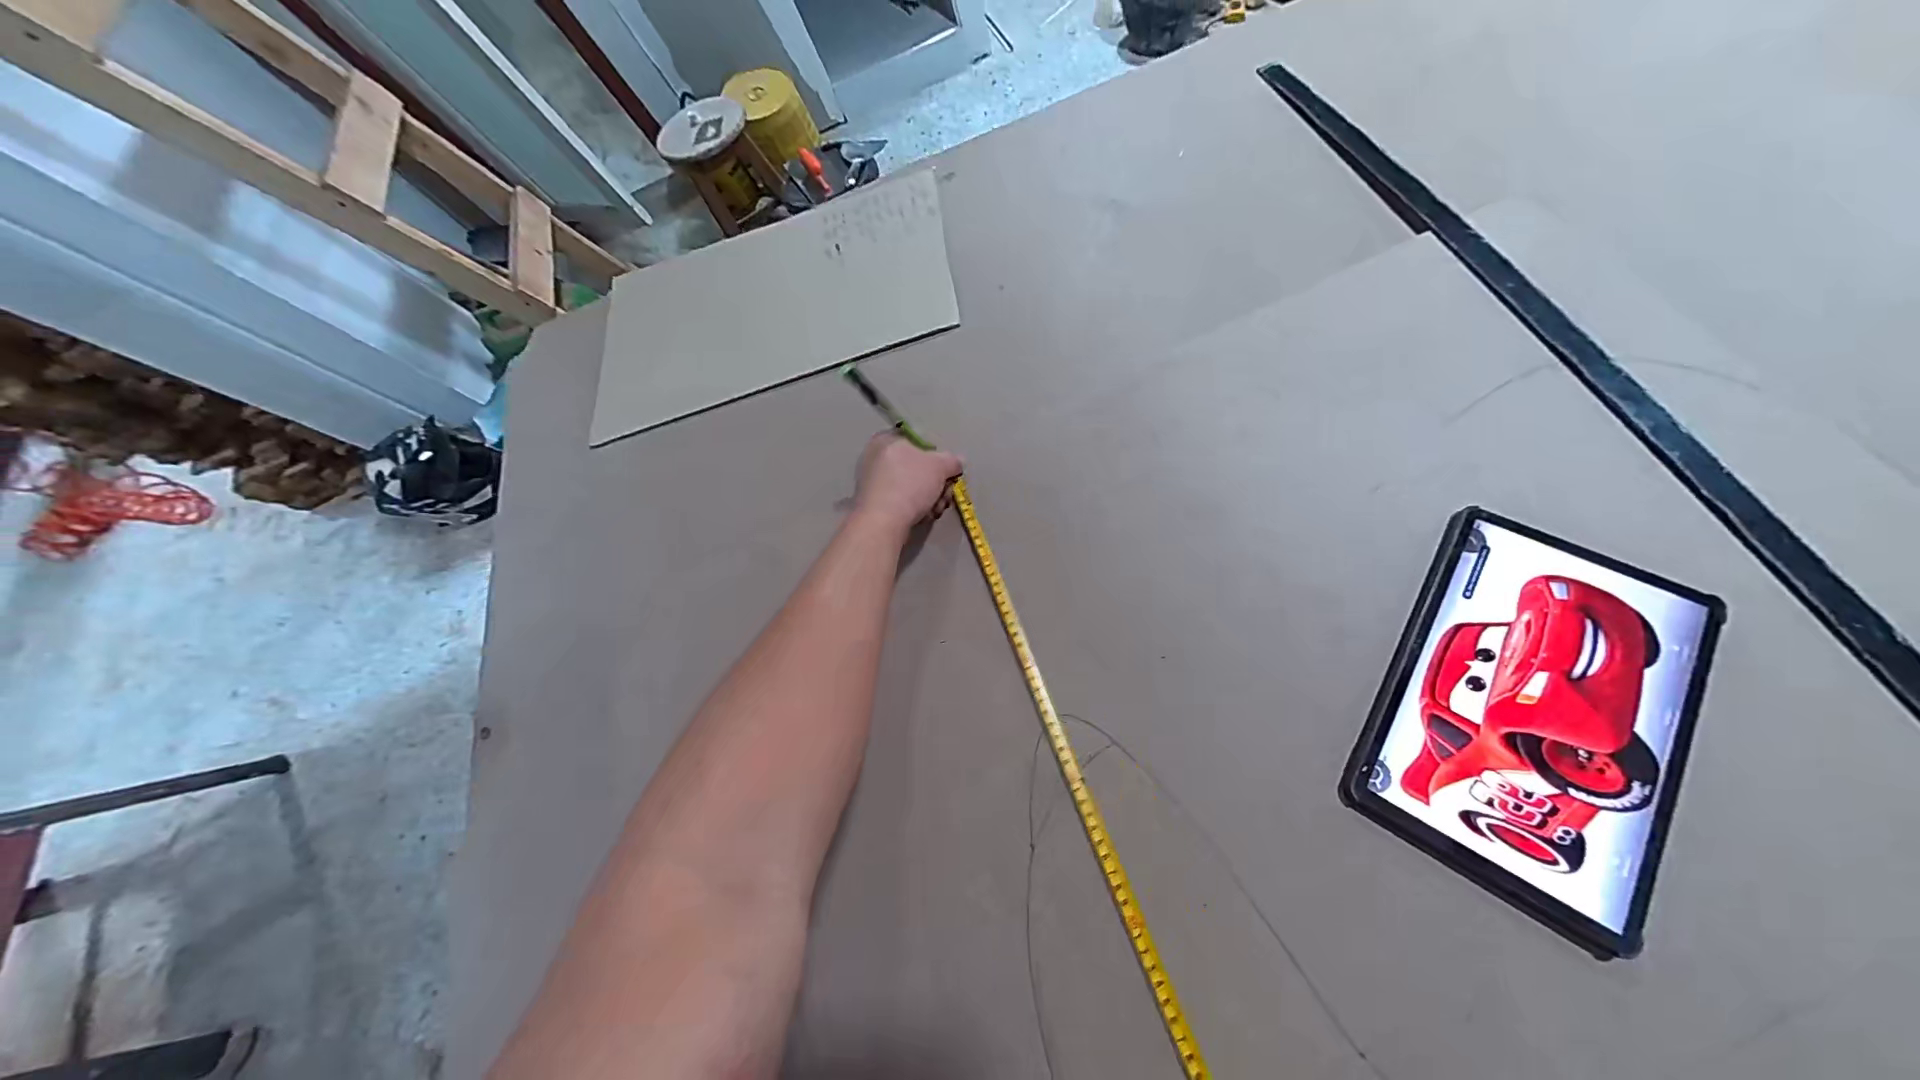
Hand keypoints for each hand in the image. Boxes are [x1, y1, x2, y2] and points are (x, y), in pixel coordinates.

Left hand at [852, 432, 962, 535]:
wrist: (883, 521)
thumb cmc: (910, 484)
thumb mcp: (940, 466)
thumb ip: (952, 461)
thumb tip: (957, 462)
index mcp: (886, 440)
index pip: (918, 442)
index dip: (936, 457)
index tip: (946, 473)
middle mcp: (875, 458)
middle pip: (917, 468)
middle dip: (937, 484)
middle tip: (944, 494)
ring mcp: (873, 483)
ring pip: (912, 487)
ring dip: (931, 499)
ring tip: (935, 509)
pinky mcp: (875, 505)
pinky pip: (901, 502)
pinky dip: (915, 509)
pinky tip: (923, 517)